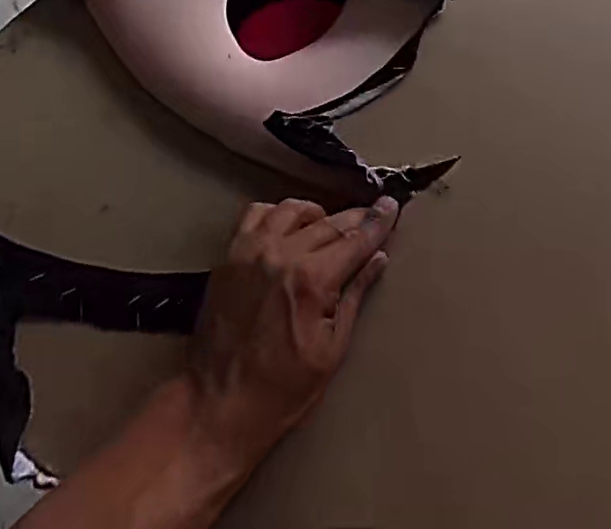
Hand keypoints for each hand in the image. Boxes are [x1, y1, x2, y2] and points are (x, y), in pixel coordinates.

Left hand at [186, 196, 400, 465]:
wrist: (219, 404)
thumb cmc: (282, 389)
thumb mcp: (331, 349)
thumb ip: (354, 296)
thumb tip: (377, 260)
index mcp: (310, 280)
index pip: (354, 240)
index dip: (378, 222)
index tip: (391, 206)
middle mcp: (280, 255)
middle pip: (328, 222)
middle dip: (356, 217)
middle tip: (373, 212)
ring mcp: (250, 251)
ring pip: (291, 209)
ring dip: (317, 213)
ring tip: (330, 225)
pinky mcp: (229, 255)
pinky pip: (255, 214)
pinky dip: (276, 213)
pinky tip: (287, 226)